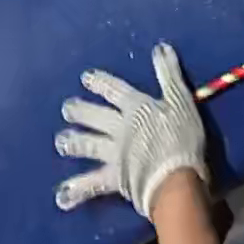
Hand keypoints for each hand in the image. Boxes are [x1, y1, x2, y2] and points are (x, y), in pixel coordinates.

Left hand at [55, 43, 207, 217]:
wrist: (176, 179)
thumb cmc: (182, 138)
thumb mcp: (181, 100)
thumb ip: (169, 74)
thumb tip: (160, 47)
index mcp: (135, 108)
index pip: (114, 90)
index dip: (100, 82)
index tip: (85, 77)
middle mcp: (120, 128)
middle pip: (95, 116)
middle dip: (80, 111)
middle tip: (66, 108)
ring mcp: (115, 153)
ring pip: (89, 145)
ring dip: (74, 142)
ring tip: (61, 141)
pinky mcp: (115, 178)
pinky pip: (92, 185)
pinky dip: (76, 191)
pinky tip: (61, 197)